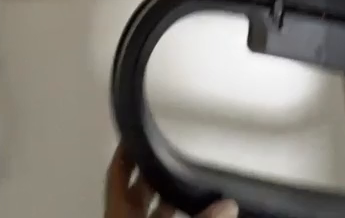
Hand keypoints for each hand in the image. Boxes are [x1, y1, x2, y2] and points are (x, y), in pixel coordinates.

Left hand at [105, 149, 237, 217]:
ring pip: (144, 210)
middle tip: (166, 154)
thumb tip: (228, 205)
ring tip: (182, 185)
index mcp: (118, 212)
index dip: (123, 152)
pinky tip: (185, 214)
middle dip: (151, 173)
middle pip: (133, 190)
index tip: (131, 135)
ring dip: (162, 199)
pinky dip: (169, 216)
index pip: (116, 172)